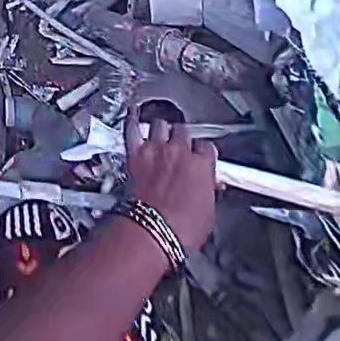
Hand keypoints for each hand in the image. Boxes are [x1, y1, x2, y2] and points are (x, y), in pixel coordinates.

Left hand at [128, 120, 217, 250]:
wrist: (155, 227)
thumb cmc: (182, 226)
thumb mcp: (208, 210)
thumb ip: (207, 188)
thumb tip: (207, 184)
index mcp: (201, 165)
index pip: (206, 147)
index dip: (202, 151)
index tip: (200, 154)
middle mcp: (178, 151)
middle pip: (183, 130)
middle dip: (182, 136)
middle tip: (179, 143)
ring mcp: (155, 149)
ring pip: (159, 124)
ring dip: (160, 127)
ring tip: (160, 132)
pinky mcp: (135, 151)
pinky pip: (131, 127)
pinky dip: (131, 119)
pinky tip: (132, 113)